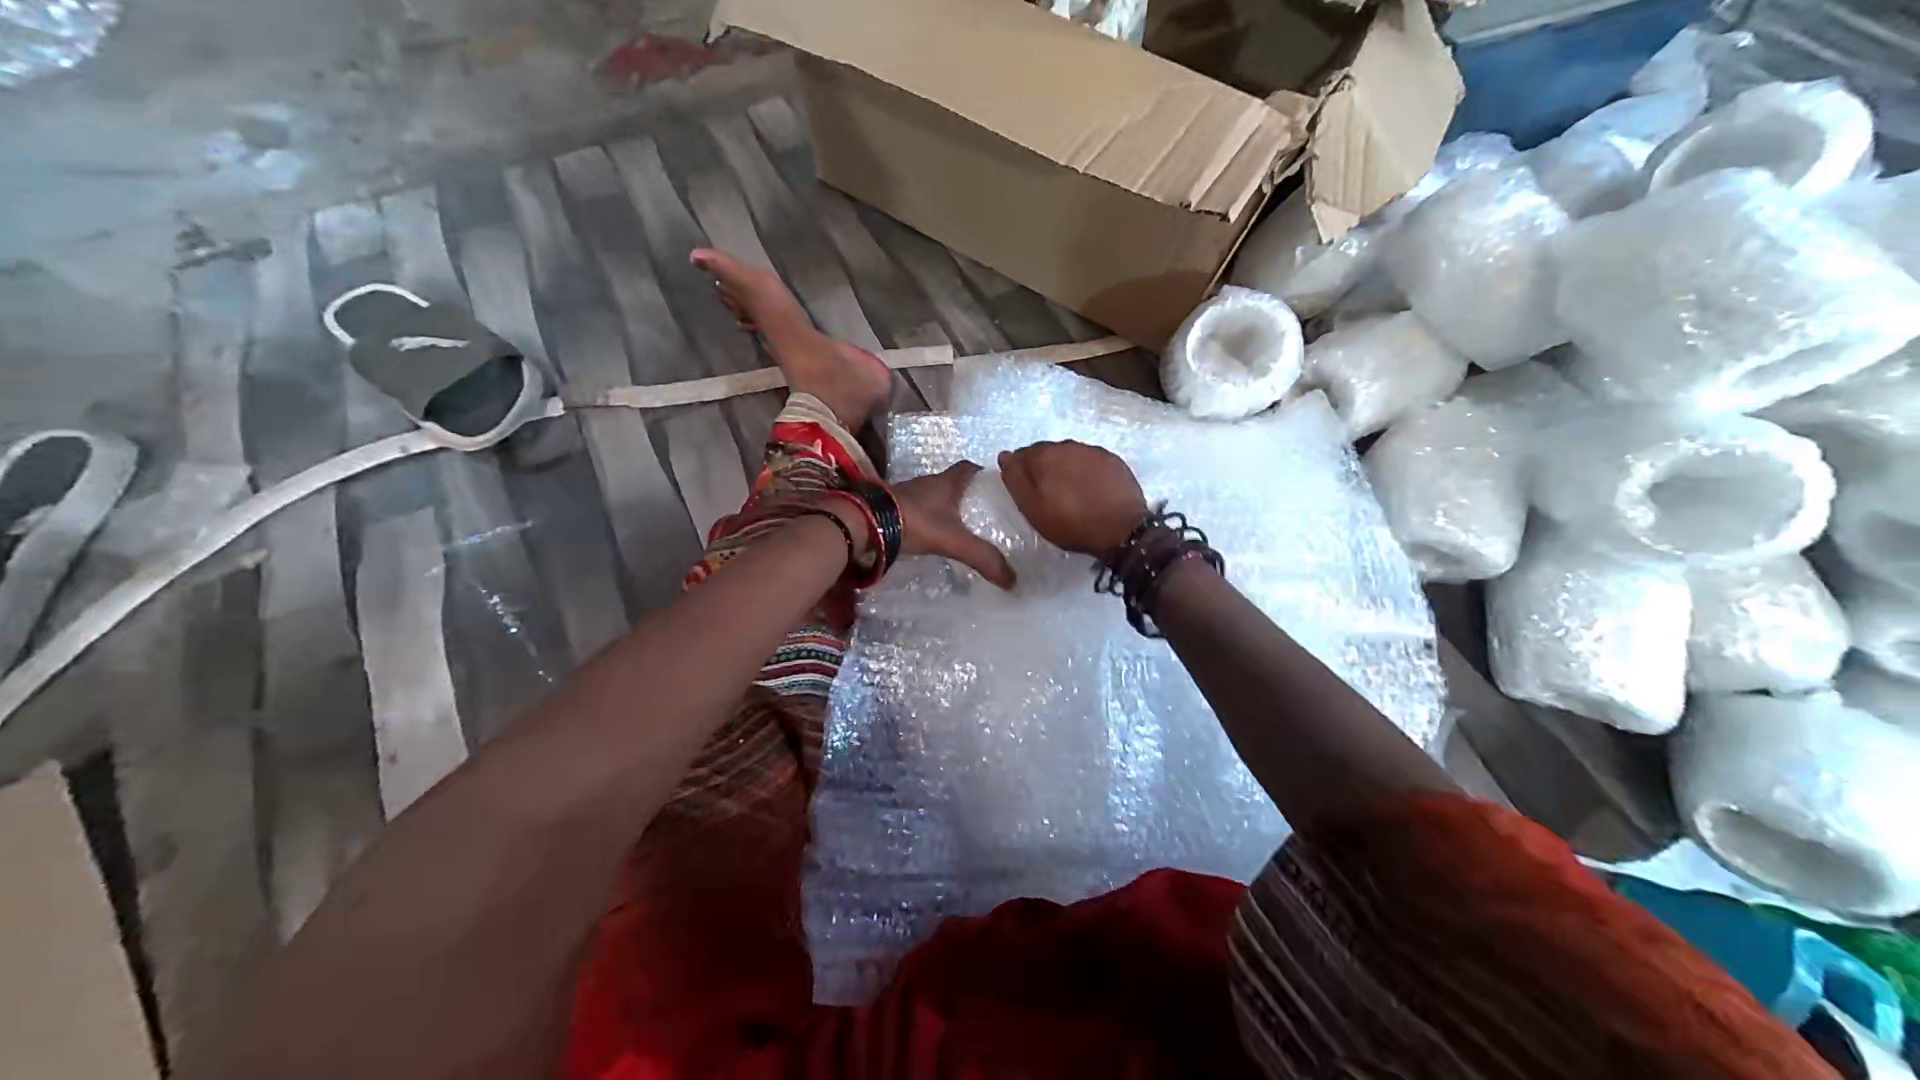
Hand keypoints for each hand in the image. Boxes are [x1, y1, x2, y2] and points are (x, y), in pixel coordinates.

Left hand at [892, 462, 1016, 589]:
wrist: (866, 523)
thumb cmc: (914, 522)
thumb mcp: (954, 541)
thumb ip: (983, 558)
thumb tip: (1012, 580)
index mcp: (947, 483)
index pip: (970, 468)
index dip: (983, 475)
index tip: (996, 489)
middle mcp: (928, 483)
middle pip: (953, 483)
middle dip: (968, 495)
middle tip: (983, 514)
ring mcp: (909, 495)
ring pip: (935, 497)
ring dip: (947, 508)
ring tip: (963, 527)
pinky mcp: (895, 508)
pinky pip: (919, 510)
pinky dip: (930, 520)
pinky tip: (935, 536)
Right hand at [997, 441, 1147, 560]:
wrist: (1121, 529)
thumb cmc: (1070, 523)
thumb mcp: (1032, 509)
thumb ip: (1015, 480)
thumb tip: (1005, 456)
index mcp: (1043, 456)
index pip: (1021, 454)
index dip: (1020, 471)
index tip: (1025, 490)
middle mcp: (1067, 445)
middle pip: (1046, 452)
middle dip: (1042, 467)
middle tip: (1046, 492)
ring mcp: (1092, 450)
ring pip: (1068, 454)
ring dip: (1064, 467)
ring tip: (1068, 491)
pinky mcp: (1112, 459)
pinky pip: (1090, 460)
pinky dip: (1085, 470)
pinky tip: (1089, 488)